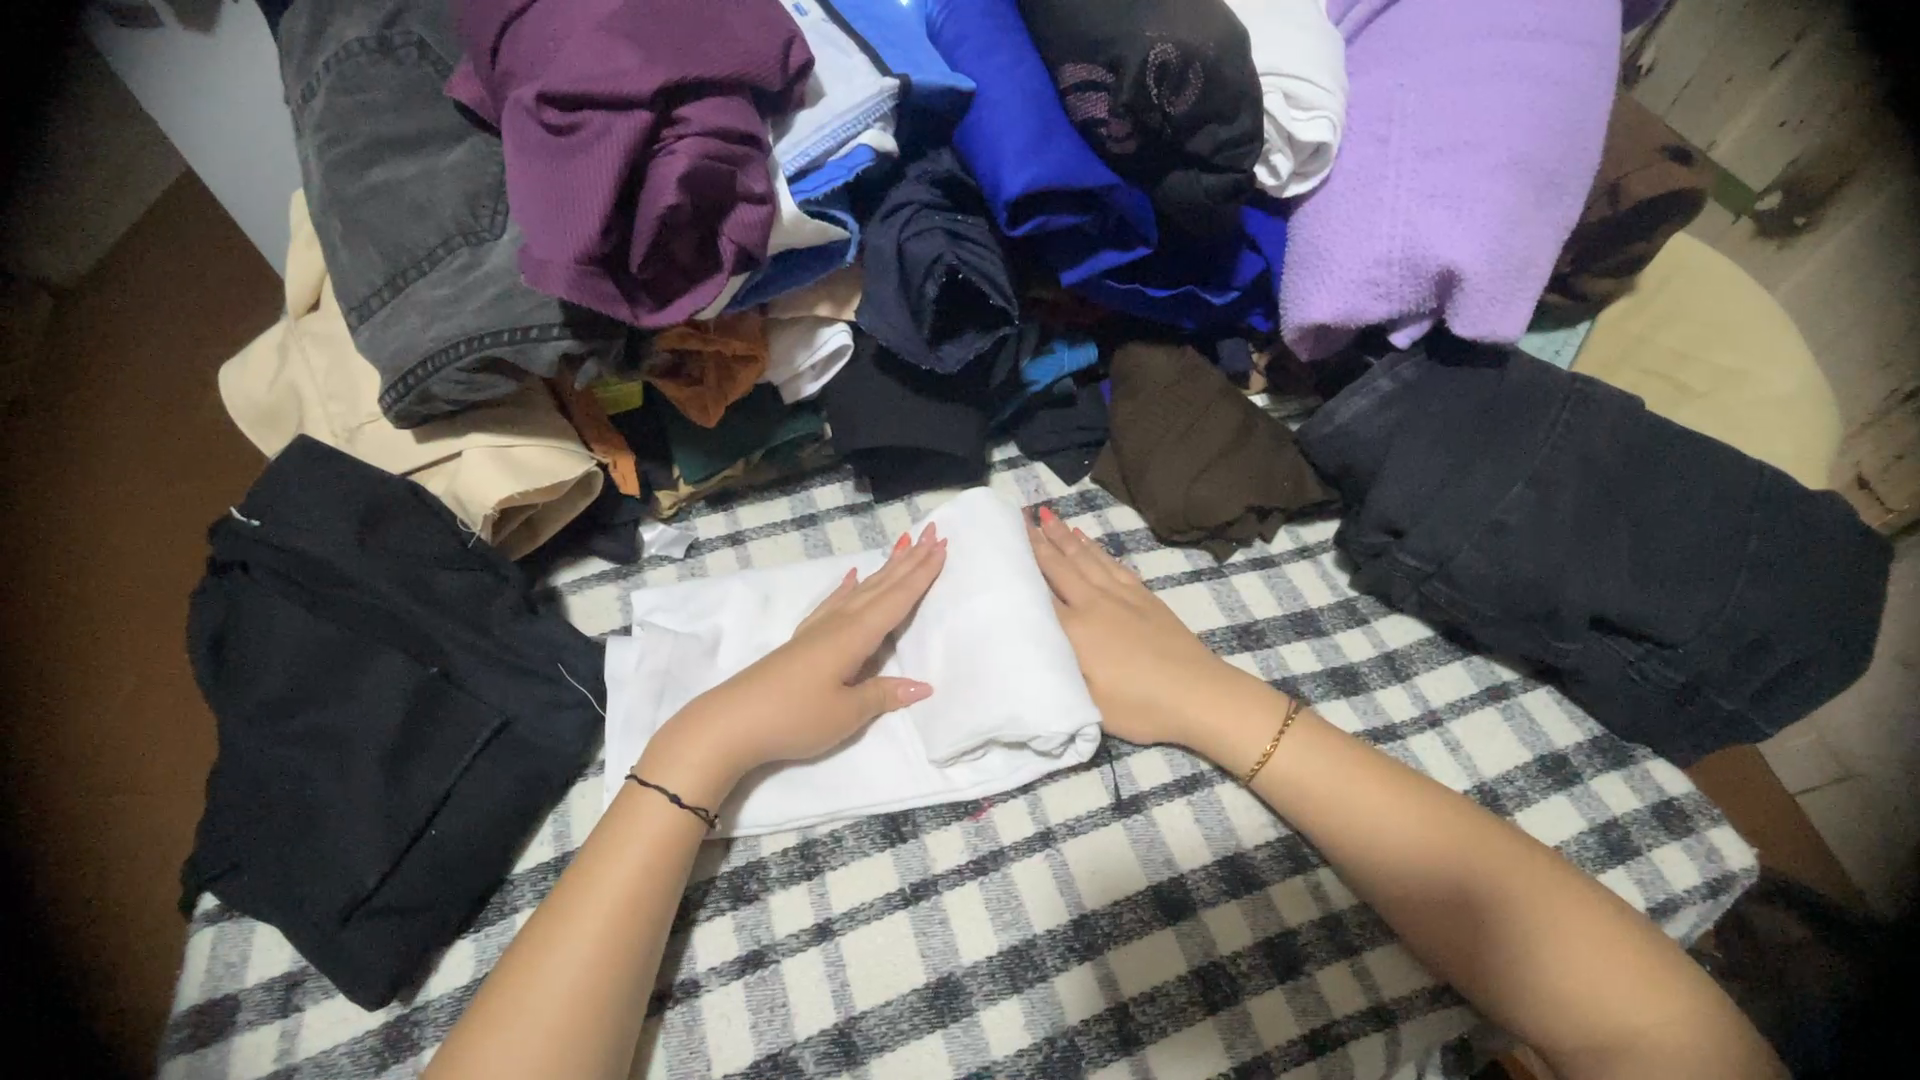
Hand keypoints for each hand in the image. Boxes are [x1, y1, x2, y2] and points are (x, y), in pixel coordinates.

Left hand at [643, 524, 947, 789]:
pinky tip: (850, 578)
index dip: (921, 575)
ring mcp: (816, 630)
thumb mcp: (846, 714)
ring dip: (884, 570)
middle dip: (909, 561)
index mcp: (854, 636)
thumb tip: (923, 686)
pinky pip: (833, 603)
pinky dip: (846, 589)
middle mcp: (837, 624)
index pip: (896, 600)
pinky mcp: (802, 642)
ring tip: (903, 546)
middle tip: (932, 533)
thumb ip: (883, 695)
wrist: (730, 725)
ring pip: (859, 591)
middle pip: (880, 586)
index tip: (942, 545)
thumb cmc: (793, 718)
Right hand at [1028, 506, 1273, 749]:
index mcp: (1075, 631)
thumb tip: (1031, 649)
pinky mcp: (1144, 596)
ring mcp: (1121, 596)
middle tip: (1016, 518)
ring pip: (1084, 557)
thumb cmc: (1140, 707)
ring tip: (1045, 516)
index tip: (998, 545)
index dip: (1018, 568)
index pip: (1037, 595)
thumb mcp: (1088, 701)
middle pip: (1058, 566)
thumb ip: (1057, 672)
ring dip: (1062, 535)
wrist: (1200, 695)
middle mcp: (1093, 603)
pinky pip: (1110, 563)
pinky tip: (1083, 538)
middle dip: (1036, 540)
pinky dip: (1093, 548)